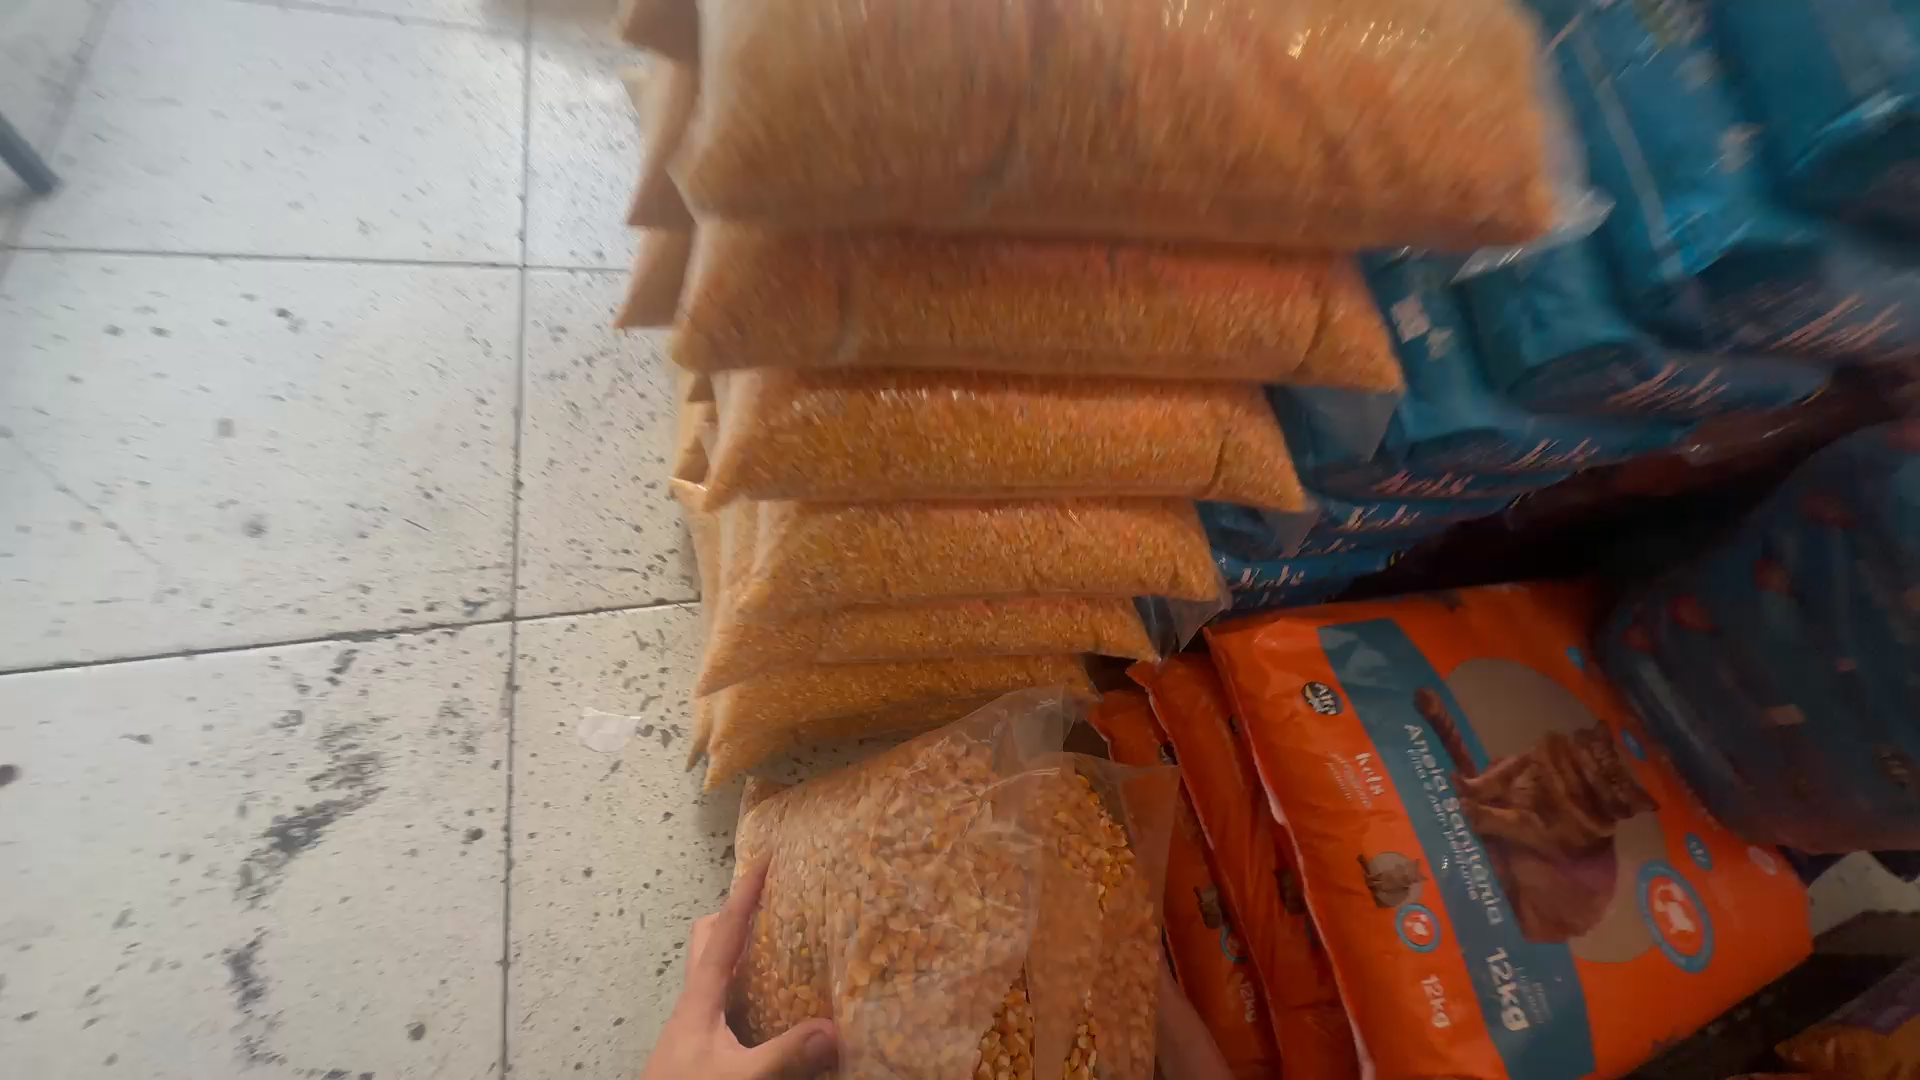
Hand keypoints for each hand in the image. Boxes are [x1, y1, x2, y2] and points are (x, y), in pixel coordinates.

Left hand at [640, 858, 837, 1079]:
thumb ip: (785, 1054)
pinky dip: (743, 980)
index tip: (765, 856)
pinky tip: (769, 998)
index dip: (745, 891)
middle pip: (708, 937)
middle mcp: (694, 1000)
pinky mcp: (697, 1043)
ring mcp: (693, 1022)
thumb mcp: (739, 1079)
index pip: (725, 930)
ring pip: (712, 965)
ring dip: (738, 945)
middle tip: (772, 898)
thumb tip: (837, 1028)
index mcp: (700, 996)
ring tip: (778, 940)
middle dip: (735, 911)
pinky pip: (721, 993)